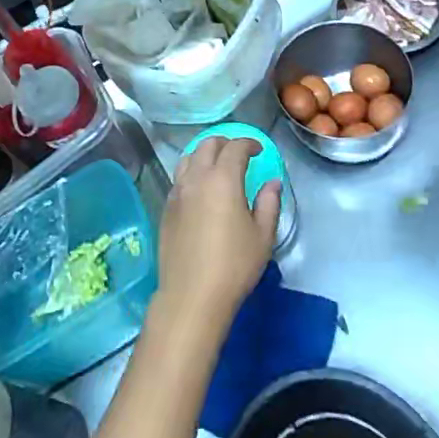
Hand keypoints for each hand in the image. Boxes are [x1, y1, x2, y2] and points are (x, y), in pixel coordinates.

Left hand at [159, 136, 280, 317]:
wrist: (192, 293)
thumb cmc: (234, 265)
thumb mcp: (262, 236)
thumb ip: (269, 203)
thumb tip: (272, 182)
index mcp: (222, 179)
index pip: (235, 148)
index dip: (248, 144)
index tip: (258, 150)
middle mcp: (196, 177)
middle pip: (207, 145)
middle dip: (225, 143)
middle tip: (239, 154)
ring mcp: (177, 191)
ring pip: (188, 157)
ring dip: (204, 154)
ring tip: (217, 166)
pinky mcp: (166, 206)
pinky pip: (179, 177)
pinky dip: (192, 172)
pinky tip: (201, 188)